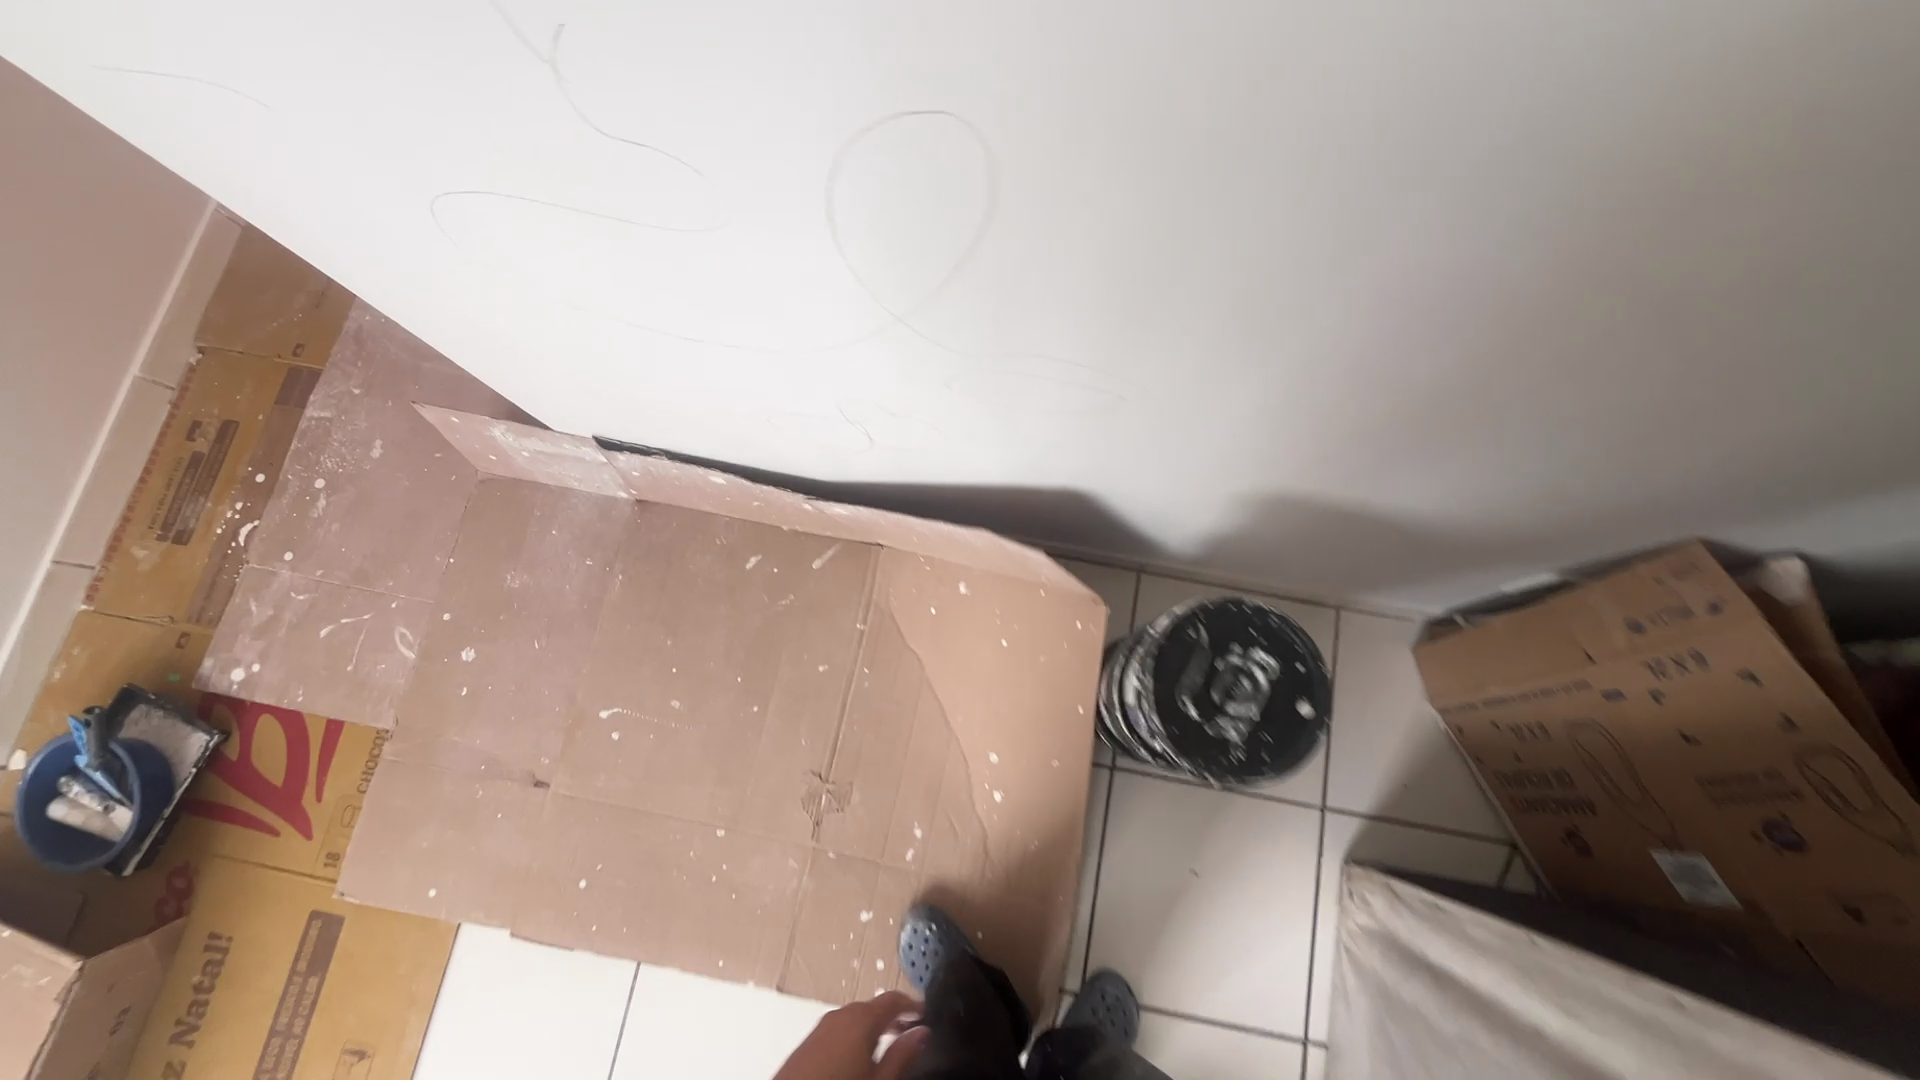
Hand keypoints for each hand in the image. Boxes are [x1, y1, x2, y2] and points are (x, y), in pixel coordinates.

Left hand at [772, 991, 930, 1079]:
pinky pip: (840, 1028)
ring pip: (856, 1017)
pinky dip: (856, 1033)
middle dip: (894, 1016)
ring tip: (889, 1044)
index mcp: (861, 1019)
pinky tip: (860, 1054)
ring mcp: (822, 1026)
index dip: (912, 1004)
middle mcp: (841, 1015)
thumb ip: (901, 1055)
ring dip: (874, 1025)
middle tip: (911, 1031)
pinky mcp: (809, 1041)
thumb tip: (923, 1032)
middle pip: (873, 1007)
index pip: (893, 999)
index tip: (926, 1013)